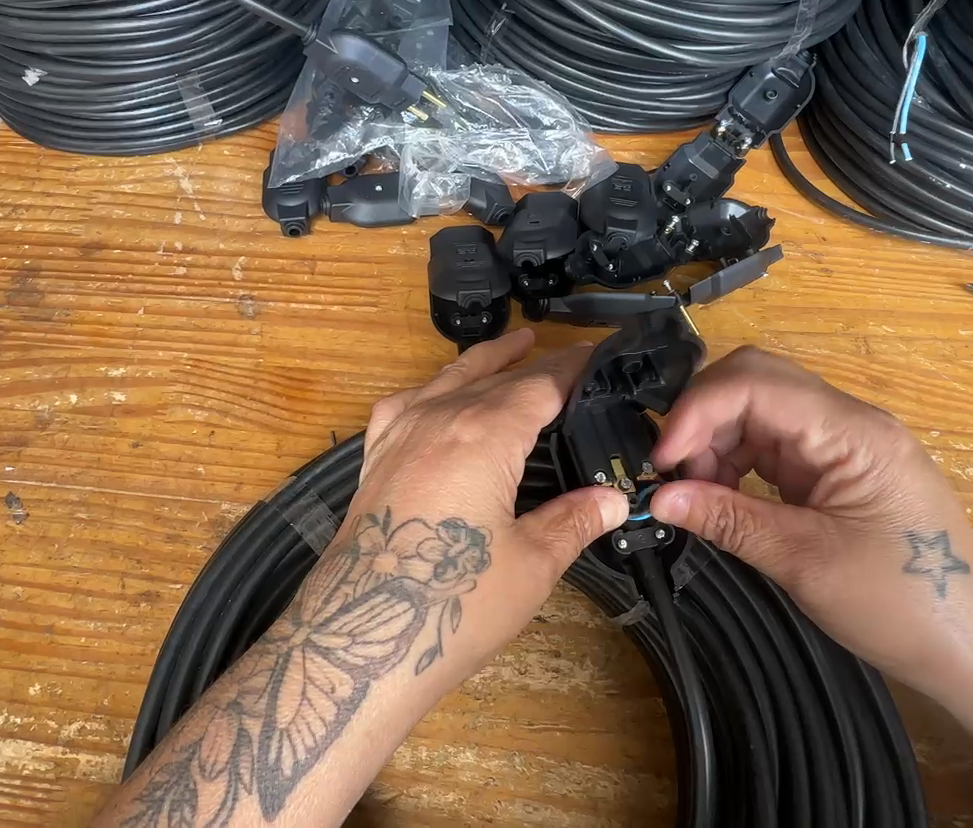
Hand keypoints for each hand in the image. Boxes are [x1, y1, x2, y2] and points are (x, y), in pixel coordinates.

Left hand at [338, 329, 628, 683]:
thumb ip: (572, 521)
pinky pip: (408, 401)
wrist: (360, 629)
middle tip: (573, 356)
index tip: (598, 355)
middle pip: (498, 377)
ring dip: (488, 359)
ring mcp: (401, 431)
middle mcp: (440, 418)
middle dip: (539, 364)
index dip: (572, 368)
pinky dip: (433, 387)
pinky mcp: (376, 453)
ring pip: (451, 377)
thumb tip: (613, 499)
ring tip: (517, 344)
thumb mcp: (530, 565)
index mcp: (484, 435)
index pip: (539, 386)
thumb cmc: (451, 601)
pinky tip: (440, 393)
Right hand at [646, 346, 972, 693]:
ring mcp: (841, 441)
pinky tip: (721, 494)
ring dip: (714, 441)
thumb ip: (728, 519)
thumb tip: (658, 498)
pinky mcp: (832, 465)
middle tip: (673, 469)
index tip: (663, 460)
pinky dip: (733, 460)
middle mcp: (848, 421)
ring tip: (696, 493)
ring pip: (755, 409)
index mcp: (854, 432)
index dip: (697, 411)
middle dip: (702, 417)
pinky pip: (768, 440)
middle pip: (754, 381)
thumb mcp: (805, 562)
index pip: (756, 384)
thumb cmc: (903, 606)